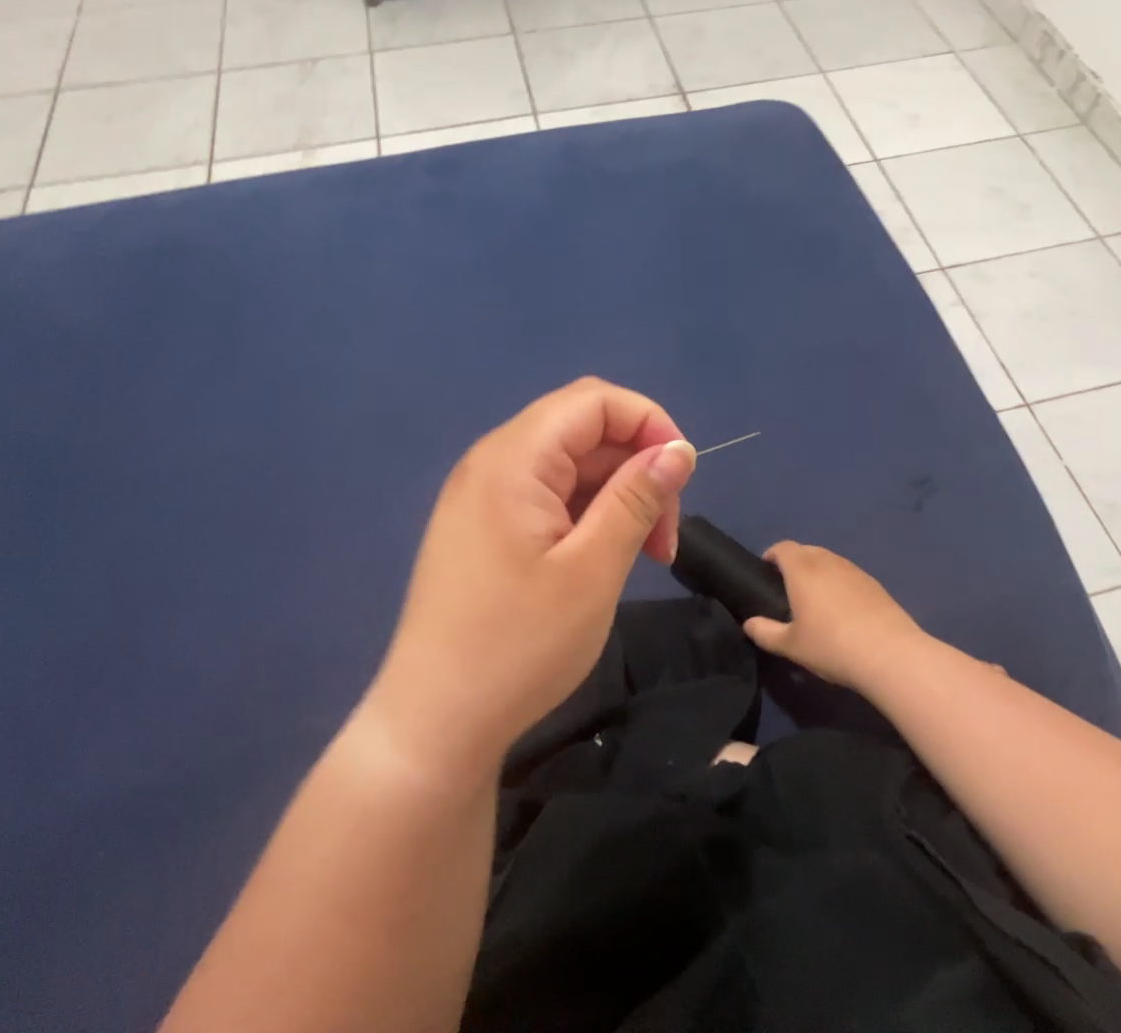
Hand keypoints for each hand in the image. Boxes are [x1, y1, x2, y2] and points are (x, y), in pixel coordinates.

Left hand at [365, 377, 696, 766]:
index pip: (595, 400)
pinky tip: (605, 562)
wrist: (436, 721)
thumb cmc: (519, 646)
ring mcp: (482, 499)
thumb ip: (637, 499)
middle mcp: (492, 465)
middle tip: (666, 539)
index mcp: (513, 460)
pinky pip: (547, 500)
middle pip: (583, 431)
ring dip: (618, 498)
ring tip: (644, 558)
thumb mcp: (594, 570)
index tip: (683, 483)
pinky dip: (588, 517)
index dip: (651, 425)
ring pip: (569, 468)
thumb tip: (678, 450)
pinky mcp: (482, 532)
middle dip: (638, 468)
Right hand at [741, 542, 927, 692]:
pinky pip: (849, 575)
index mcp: (803, 570)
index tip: (766, 572)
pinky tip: (842, 610)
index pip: (784, 548)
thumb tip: (749, 623)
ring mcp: (856, 571)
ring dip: (819, 572)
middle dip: (795, 563)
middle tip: (788, 589)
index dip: (772, 555)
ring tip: (814, 600)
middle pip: (808, 551)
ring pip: (831, 561)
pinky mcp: (876, 585)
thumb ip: (765, 632)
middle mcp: (829, 562)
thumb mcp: (790, 645)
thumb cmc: (831, 646)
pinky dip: (839, 584)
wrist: (889, 654)